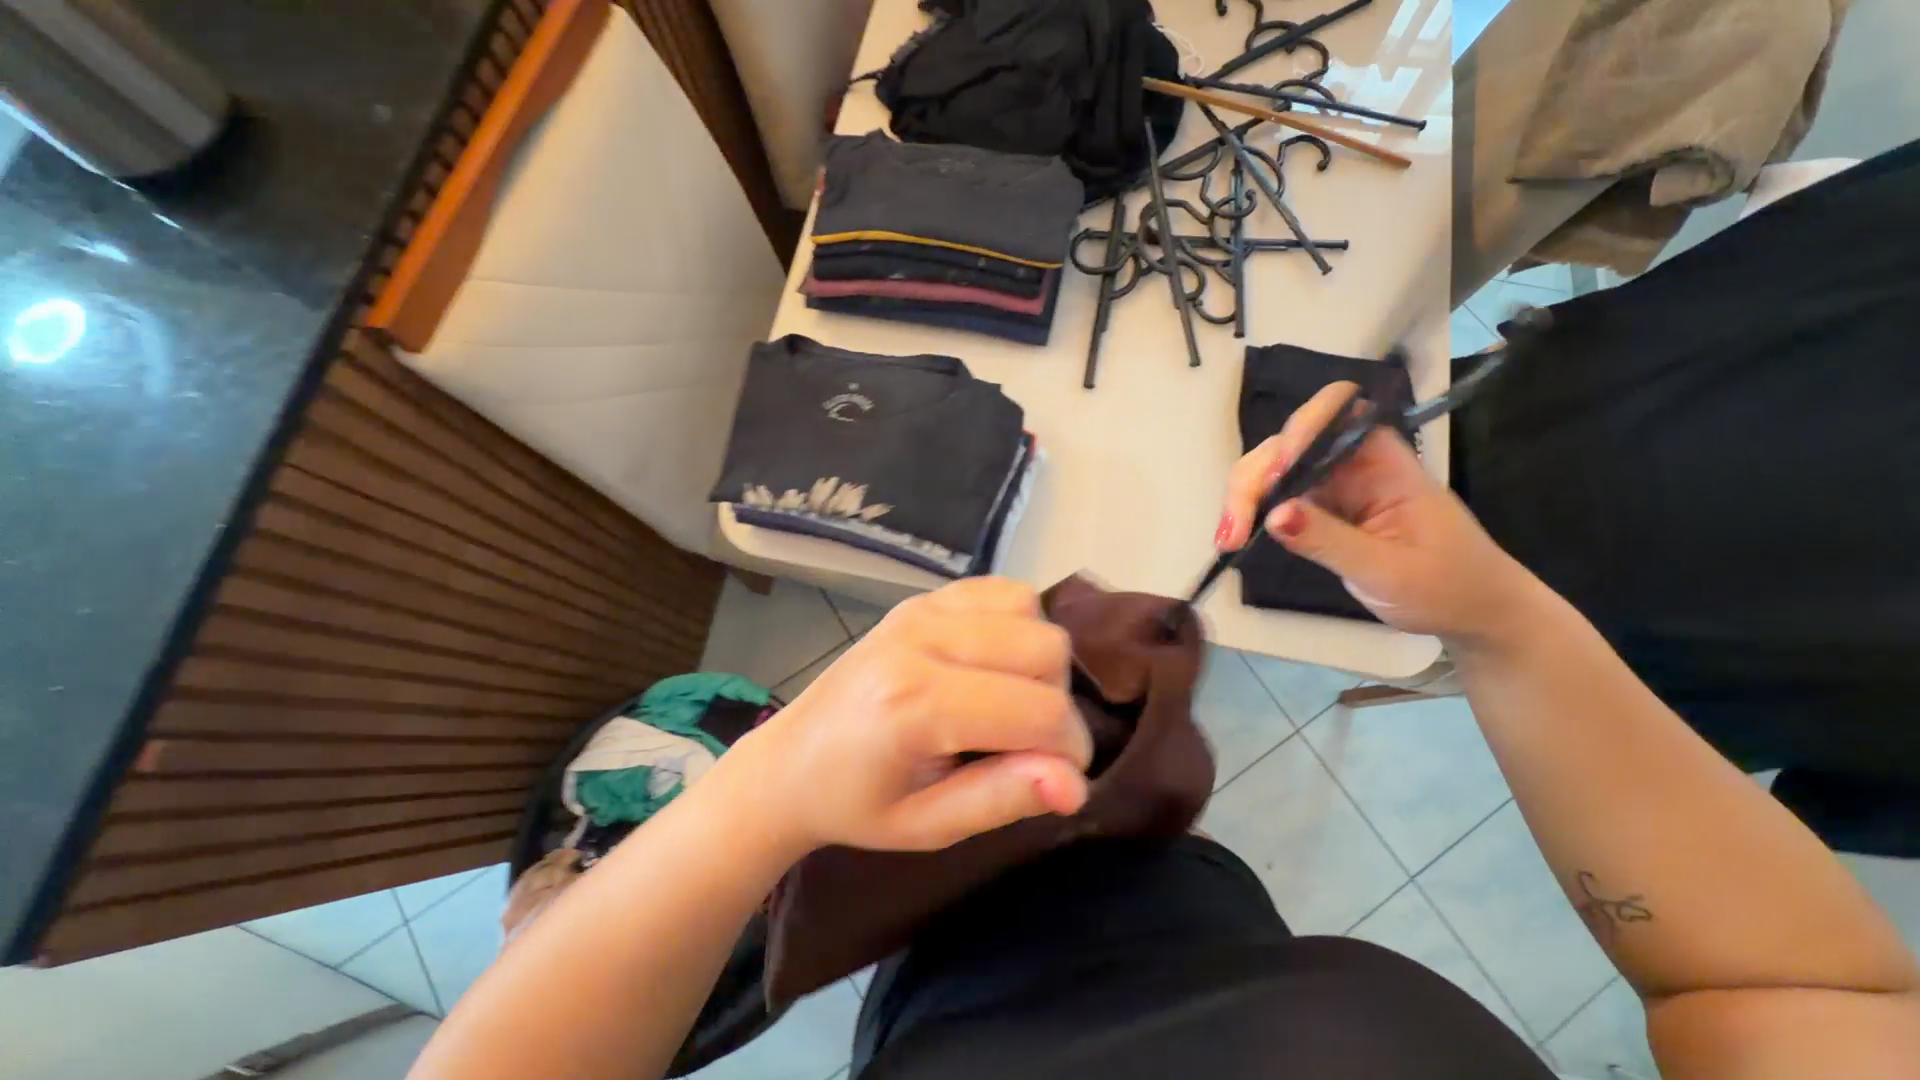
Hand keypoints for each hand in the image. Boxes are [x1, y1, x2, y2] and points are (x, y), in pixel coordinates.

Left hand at [735, 578, 1092, 855]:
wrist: (792, 761)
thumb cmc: (857, 803)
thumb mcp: (928, 827)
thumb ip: (1003, 799)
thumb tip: (1076, 784)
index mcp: (914, 704)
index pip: (1040, 712)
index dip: (1068, 752)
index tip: (1053, 779)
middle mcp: (921, 640)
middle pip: (1047, 652)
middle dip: (1056, 706)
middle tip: (1024, 744)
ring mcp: (920, 609)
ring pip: (1034, 614)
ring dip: (1041, 664)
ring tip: (1008, 703)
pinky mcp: (922, 598)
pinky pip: (1006, 591)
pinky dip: (1019, 625)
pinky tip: (994, 664)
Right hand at [1218, 381, 1539, 642]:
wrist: (1474, 612)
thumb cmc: (1447, 587)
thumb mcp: (1389, 571)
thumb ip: (1329, 542)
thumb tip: (1272, 515)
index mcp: (1385, 460)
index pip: (1339, 411)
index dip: (1301, 429)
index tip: (1279, 476)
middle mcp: (1354, 462)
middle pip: (1290, 441)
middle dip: (1254, 476)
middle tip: (1233, 529)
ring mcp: (1335, 485)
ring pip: (1274, 468)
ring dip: (1244, 496)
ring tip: (1227, 540)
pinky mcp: (1321, 509)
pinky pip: (1277, 497)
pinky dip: (1250, 513)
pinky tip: (1235, 538)